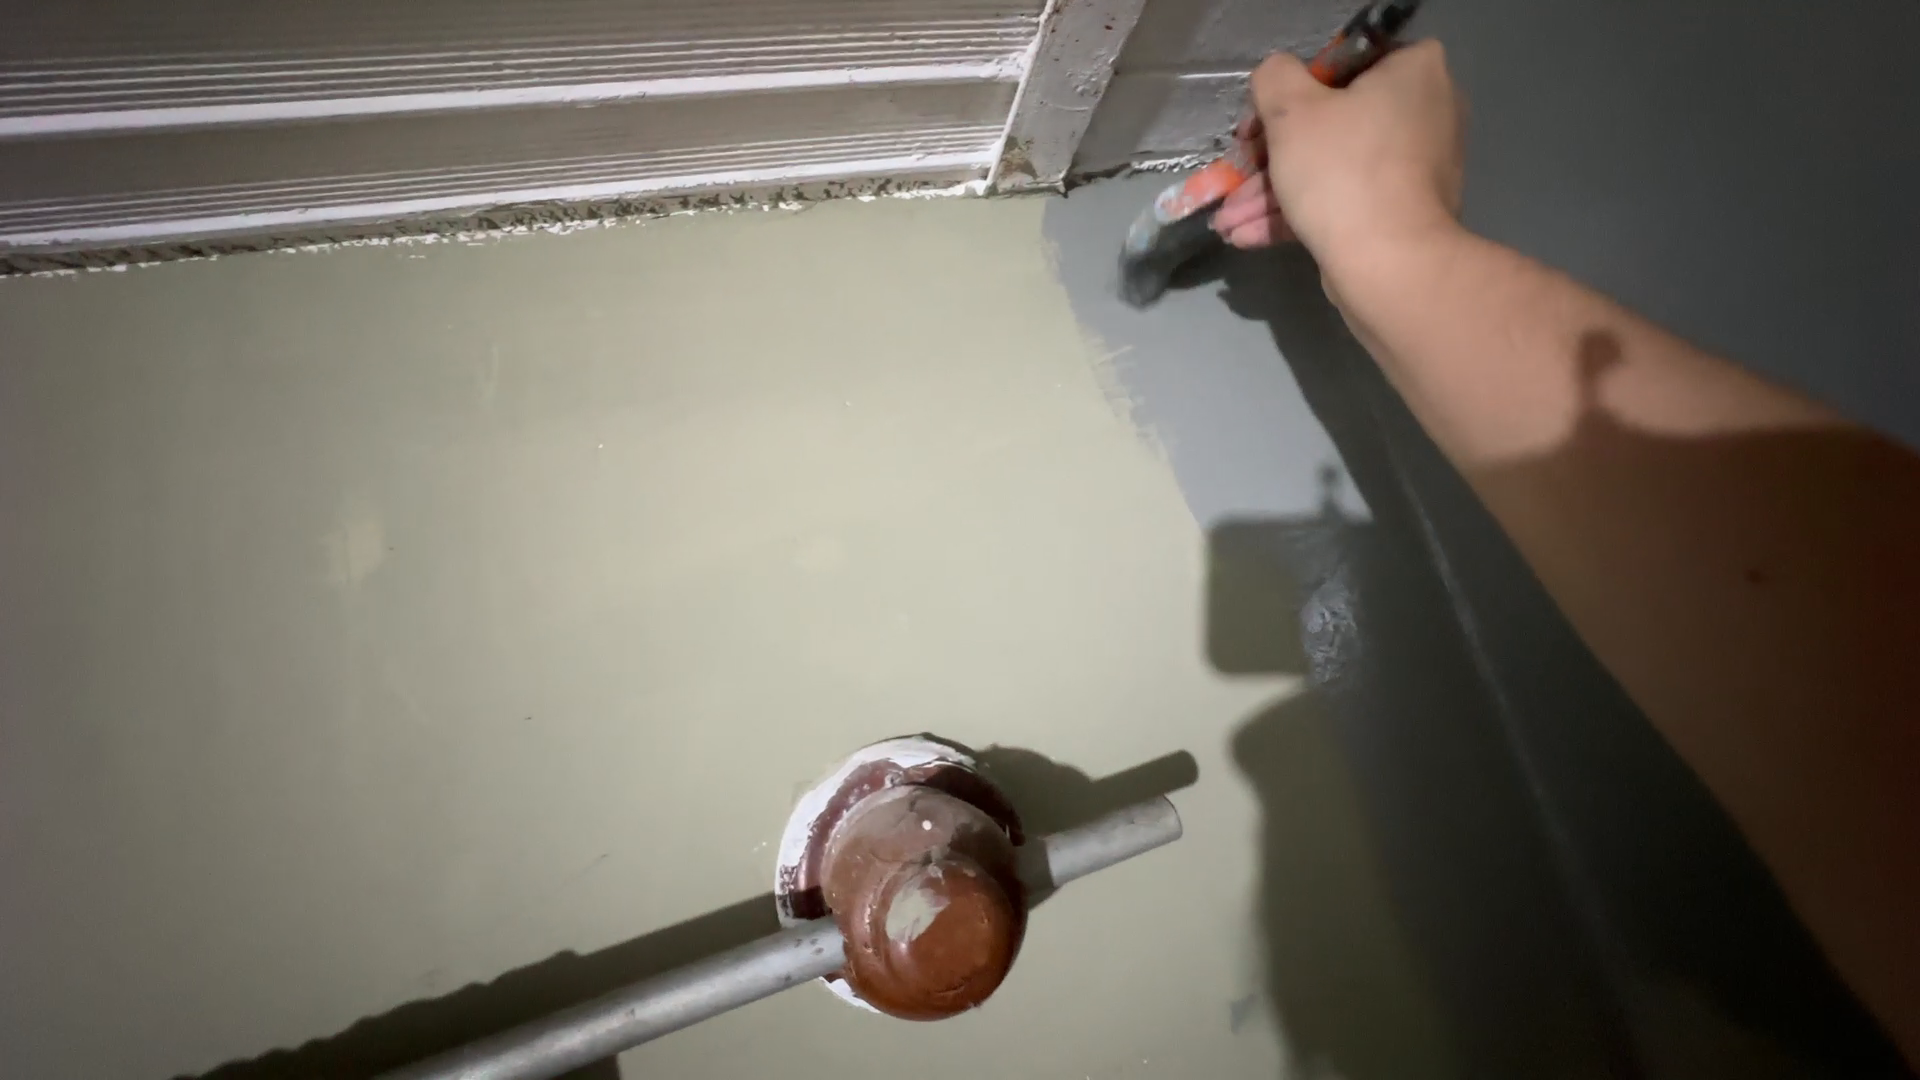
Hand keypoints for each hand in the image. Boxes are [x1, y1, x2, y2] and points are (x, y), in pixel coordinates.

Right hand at [1211, 41, 1465, 266]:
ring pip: (1326, 173)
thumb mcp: (1292, 112)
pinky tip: (1247, 237)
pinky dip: (1294, 217)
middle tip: (1231, 188)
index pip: (1337, 70)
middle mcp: (1421, 111)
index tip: (1251, 132)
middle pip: (1327, 129)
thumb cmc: (1341, 173)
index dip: (1286, 99)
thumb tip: (1273, 76)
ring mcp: (1412, 168)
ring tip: (1226, 225)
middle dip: (1266, 166)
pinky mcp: (1397, 213)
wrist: (1387, 261)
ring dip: (1269, 199)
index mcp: (1410, 70)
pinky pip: (1339, 204)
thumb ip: (1274, 79)